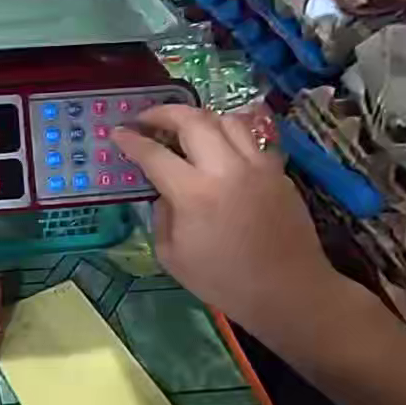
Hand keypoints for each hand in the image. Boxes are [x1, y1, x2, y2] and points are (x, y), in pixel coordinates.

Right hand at [113, 103, 342, 337]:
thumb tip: (163, 190)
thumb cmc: (222, 280)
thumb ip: (161, 214)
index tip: (117, 132)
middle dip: (163, 113)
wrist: (288, 291)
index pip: (154, 154)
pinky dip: (228, 130)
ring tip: (183, 126)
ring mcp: (258, 166)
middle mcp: (226, 169)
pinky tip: (216, 141)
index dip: (131, 140)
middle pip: (193, 120)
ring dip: (198, 116)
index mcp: (194, 194)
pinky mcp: (278, 171)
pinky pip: (251, 136)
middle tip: (146, 118)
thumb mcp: (171, 255)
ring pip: (226, 119)